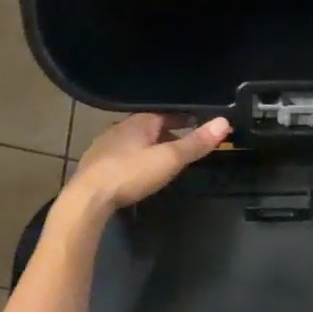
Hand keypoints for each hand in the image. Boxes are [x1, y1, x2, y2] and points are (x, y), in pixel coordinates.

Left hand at [64, 113, 232, 212]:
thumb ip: (195, 143)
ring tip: (162, 160)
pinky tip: (135, 172)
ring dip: (148, 148)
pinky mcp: (94, 164)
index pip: (167, 114)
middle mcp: (120, 127)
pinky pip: (120, 157)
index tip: (199, 125)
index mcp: (140, 121)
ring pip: (133, 142)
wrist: (88, 197)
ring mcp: (104, 145)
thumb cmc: (130, 173)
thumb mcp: (169, 159)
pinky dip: (132, 160)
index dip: (184, 119)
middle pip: (149, 127)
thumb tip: (224, 122)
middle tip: (184, 146)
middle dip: (166, 134)